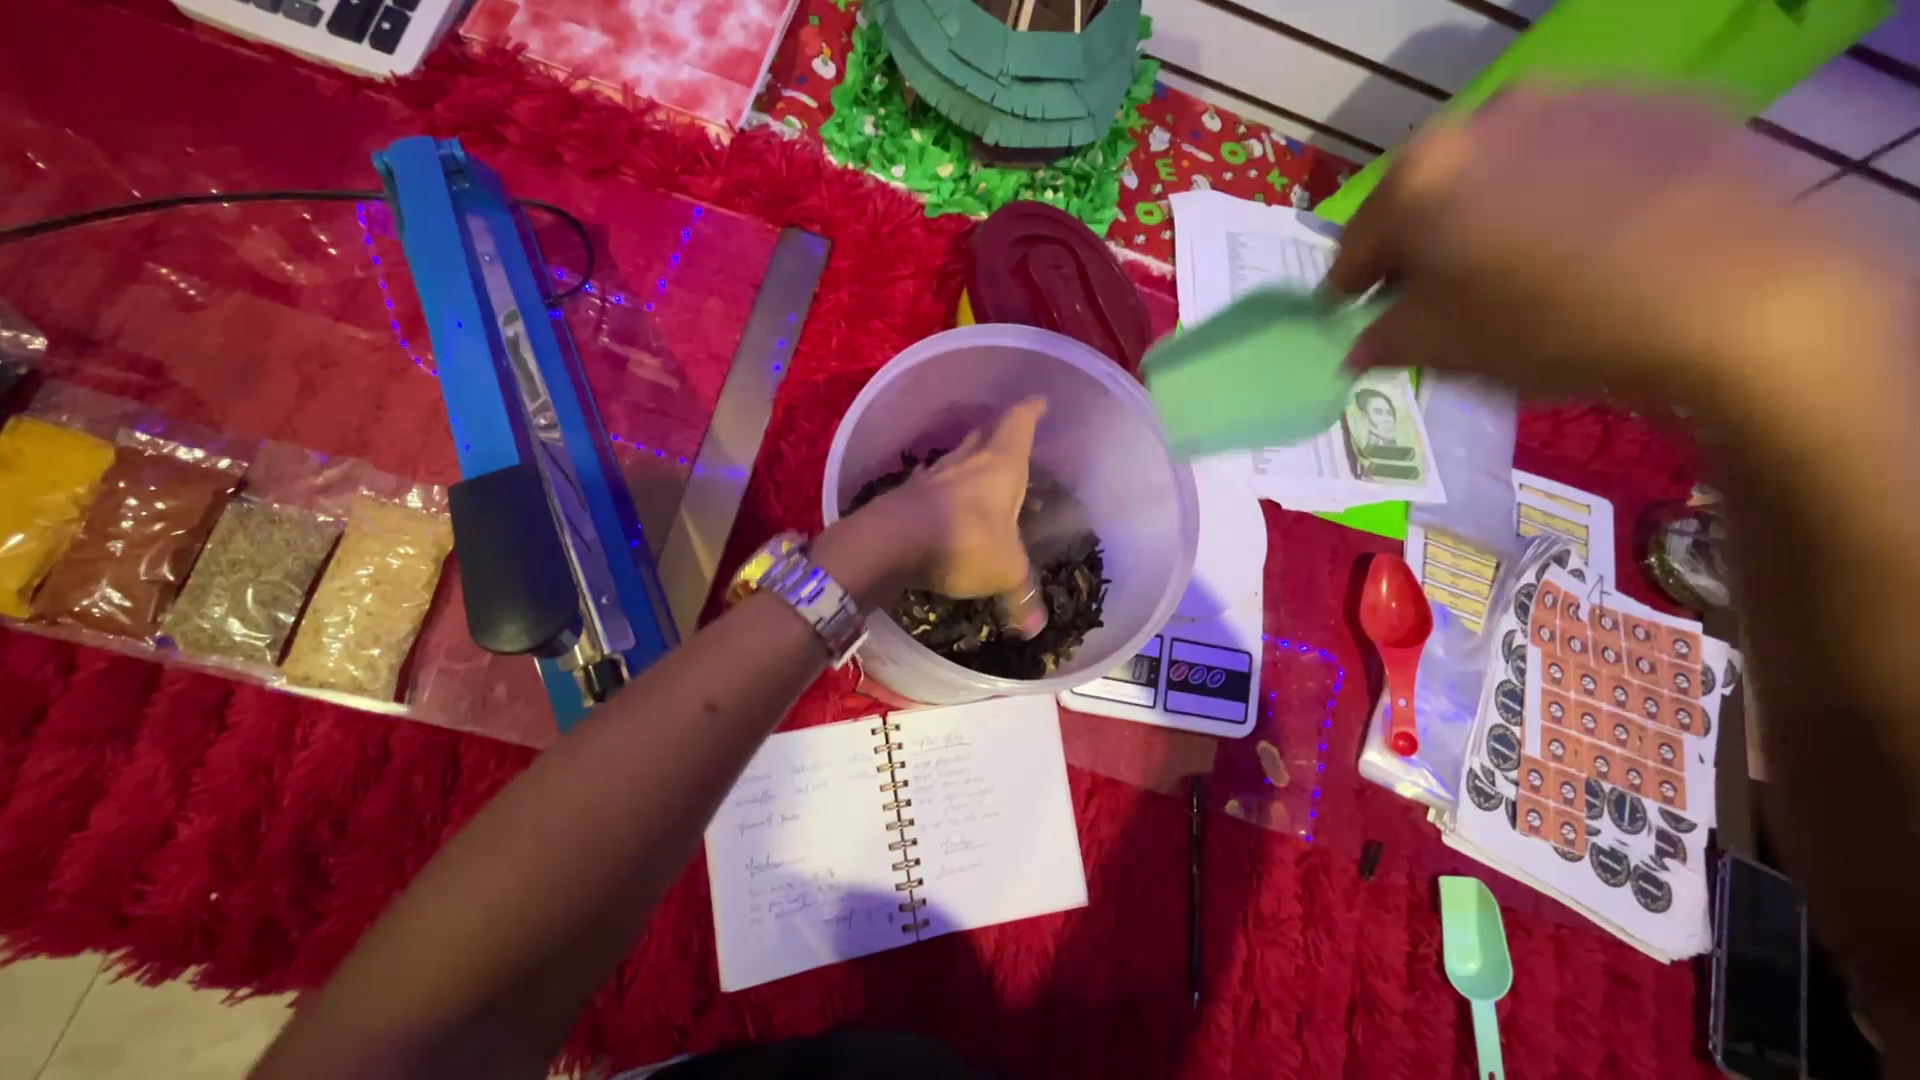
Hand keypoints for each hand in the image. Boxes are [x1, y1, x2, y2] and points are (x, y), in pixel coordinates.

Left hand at [875, 397, 1050, 637]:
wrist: (891, 543)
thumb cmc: (964, 541)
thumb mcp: (1005, 571)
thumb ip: (1022, 594)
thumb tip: (1036, 629)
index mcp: (1001, 464)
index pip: (1020, 424)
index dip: (1031, 411)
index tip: (1039, 401)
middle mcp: (967, 461)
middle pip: (984, 436)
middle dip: (999, 434)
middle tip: (1010, 438)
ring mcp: (933, 477)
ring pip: (956, 460)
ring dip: (969, 463)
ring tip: (980, 473)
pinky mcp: (907, 497)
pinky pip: (933, 487)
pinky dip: (944, 492)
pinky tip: (944, 504)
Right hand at [1327, 89, 1907, 421]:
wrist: (1739, 295)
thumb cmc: (1552, 327)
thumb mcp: (1443, 351)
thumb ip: (1381, 340)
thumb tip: (1360, 342)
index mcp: (1420, 176)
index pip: (1356, 244)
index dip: (1352, 289)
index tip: (1360, 315)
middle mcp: (1485, 118)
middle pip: (1428, 195)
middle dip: (1425, 244)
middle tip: (1444, 296)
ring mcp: (1575, 101)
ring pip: (1500, 170)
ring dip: (1491, 213)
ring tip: (1526, 267)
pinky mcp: (1652, 106)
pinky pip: (1575, 158)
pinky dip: (1564, 194)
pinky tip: (1594, 242)